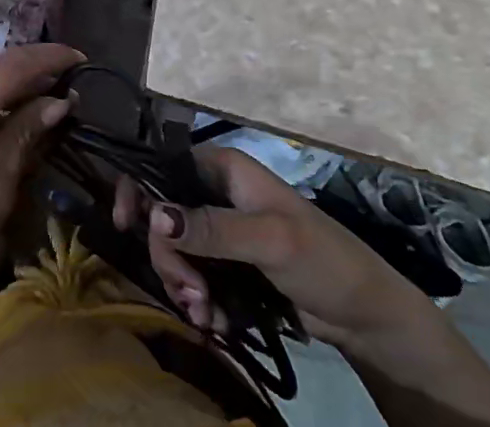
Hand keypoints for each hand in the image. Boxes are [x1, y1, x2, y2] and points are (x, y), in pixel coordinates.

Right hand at [111, 146, 407, 339]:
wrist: (365, 316)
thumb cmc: (324, 260)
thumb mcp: (270, 240)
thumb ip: (212, 228)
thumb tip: (154, 214)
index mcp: (224, 169)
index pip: (164, 165)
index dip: (138, 189)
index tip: (125, 225)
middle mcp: (215, 193)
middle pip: (163, 216)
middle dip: (170, 259)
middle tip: (191, 294)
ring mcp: (220, 230)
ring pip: (174, 250)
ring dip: (183, 286)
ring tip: (207, 317)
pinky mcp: (226, 264)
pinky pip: (192, 276)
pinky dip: (196, 300)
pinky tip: (214, 323)